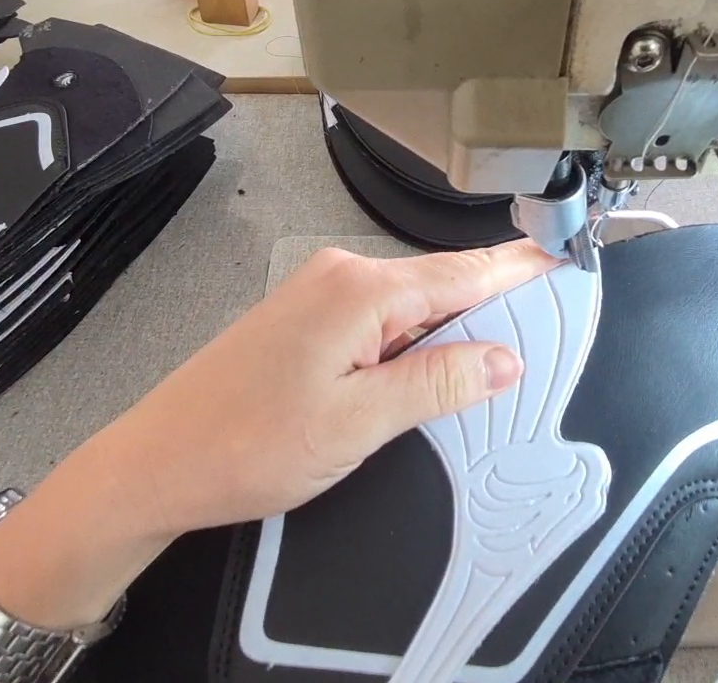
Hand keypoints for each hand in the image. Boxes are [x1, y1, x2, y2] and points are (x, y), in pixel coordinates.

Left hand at [0, 241, 550, 630]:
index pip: (464, 271)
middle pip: (441, 282)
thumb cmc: (243, 443)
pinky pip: (381, 316)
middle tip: (540, 326)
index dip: (519, 268)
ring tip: (491, 356)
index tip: (560, 255)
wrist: (157, 461)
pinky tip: (427, 362)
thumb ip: (439, 382)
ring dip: (450, 326)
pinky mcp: (308, 316)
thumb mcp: (360, 422)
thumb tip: (501, 359)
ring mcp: (320, 293)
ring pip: (411, 302)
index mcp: (360, 291)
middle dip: (491, 304)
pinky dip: (414, 336)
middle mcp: (340, 277)